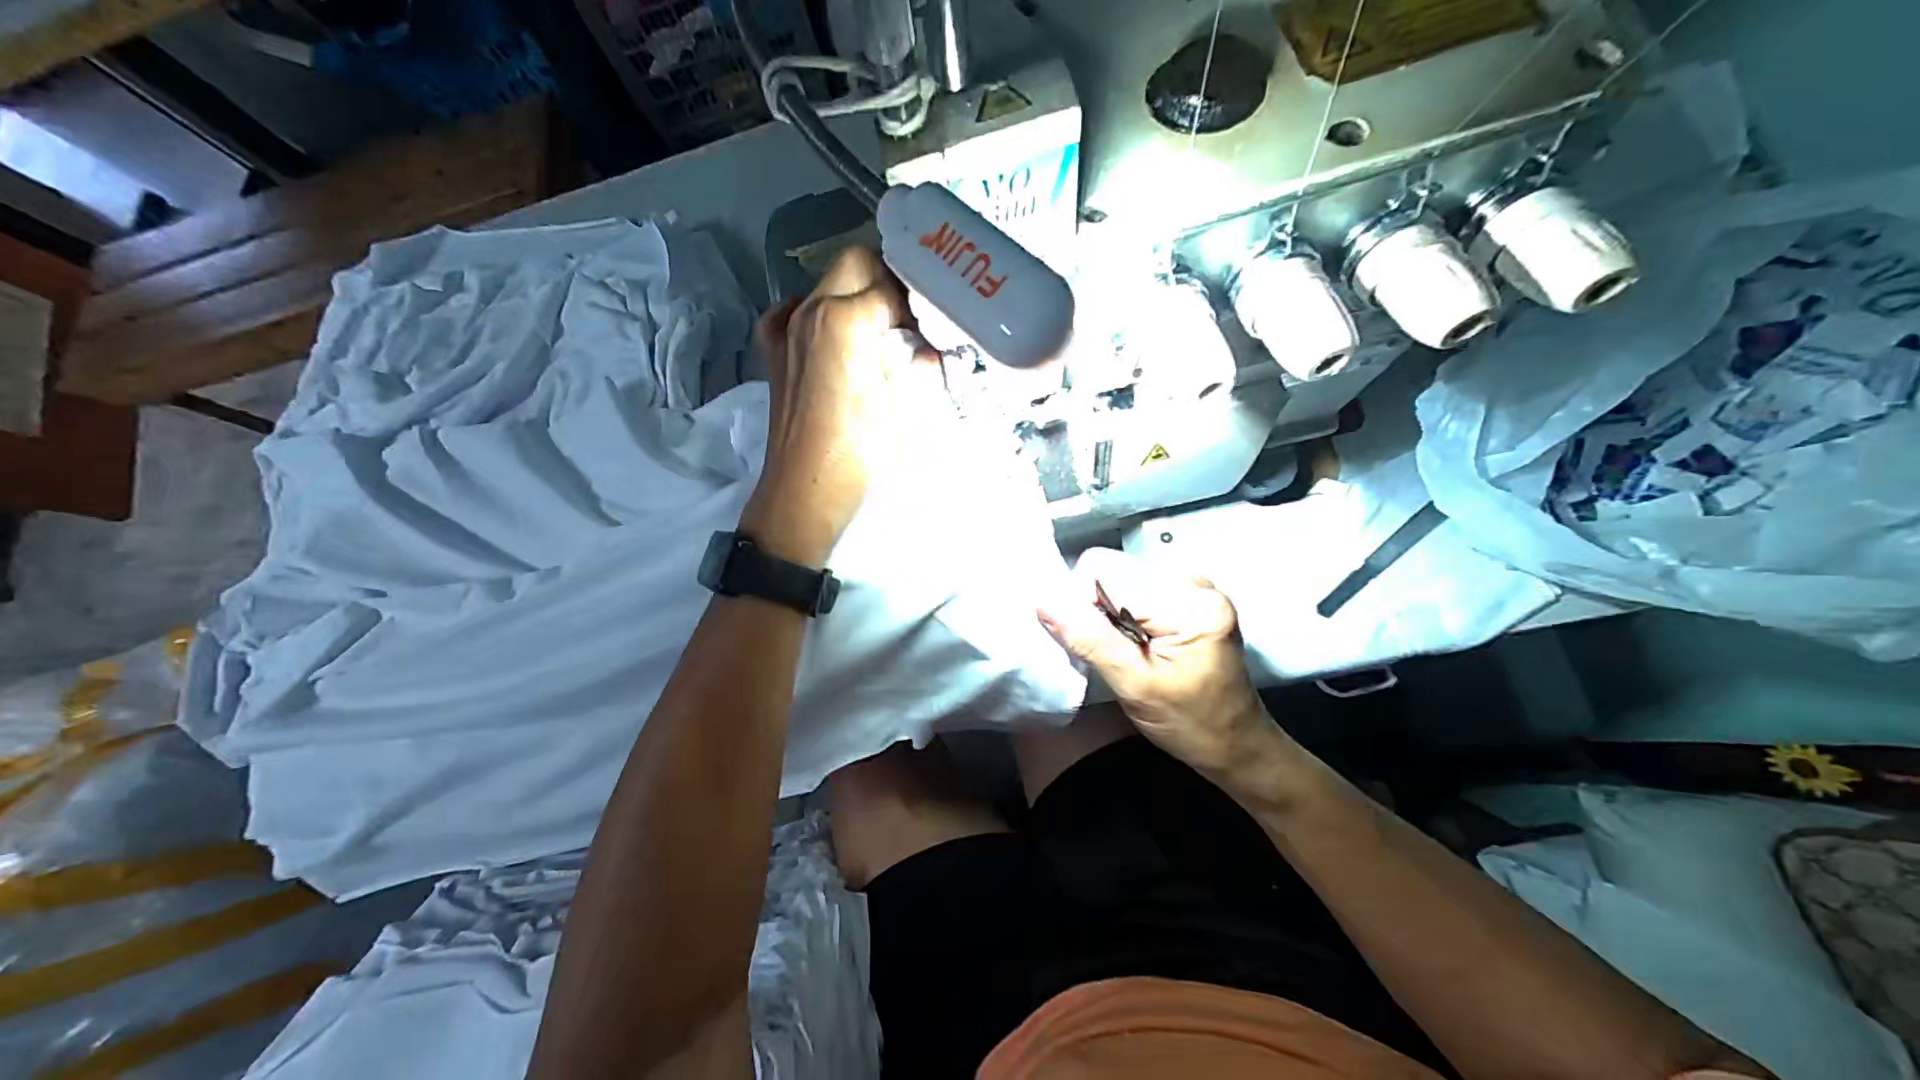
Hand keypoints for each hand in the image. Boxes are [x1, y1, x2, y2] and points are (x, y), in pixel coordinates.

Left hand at [741, 247, 936, 566]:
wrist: (807, 489)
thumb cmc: (862, 452)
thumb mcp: (906, 404)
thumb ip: (918, 360)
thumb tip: (929, 345)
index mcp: (847, 319)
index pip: (894, 284)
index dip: (918, 301)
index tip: (931, 321)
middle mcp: (812, 310)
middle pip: (855, 262)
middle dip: (886, 279)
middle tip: (907, 314)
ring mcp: (787, 327)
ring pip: (827, 283)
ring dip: (855, 294)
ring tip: (878, 330)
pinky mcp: (774, 349)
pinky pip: (795, 311)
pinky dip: (817, 313)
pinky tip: (834, 338)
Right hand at [1038, 548, 1291, 788]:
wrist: (1237, 745)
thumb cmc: (1191, 725)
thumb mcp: (1134, 687)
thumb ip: (1090, 640)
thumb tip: (1046, 604)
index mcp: (1191, 605)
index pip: (1107, 572)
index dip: (1084, 602)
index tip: (1092, 641)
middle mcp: (1198, 584)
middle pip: (1116, 569)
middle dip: (1100, 606)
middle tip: (1115, 651)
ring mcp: (1198, 587)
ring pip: (1124, 576)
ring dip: (1114, 609)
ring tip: (1130, 648)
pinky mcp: (1193, 596)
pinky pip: (1141, 585)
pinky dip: (1129, 610)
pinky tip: (1140, 640)